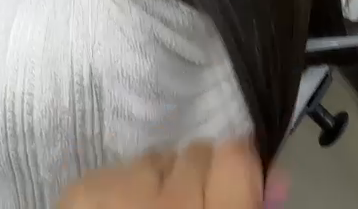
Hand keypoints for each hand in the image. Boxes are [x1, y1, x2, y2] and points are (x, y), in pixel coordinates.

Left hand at [59, 141, 268, 208]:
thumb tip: (273, 179)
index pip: (237, 158)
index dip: (238, 170)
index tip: (233, 187)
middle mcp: (172, 204)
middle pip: (198, 154)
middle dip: (198, 182)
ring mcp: (123, 193)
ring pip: (158, 159)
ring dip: (159, 186)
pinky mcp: (84, 191)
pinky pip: (119, 169)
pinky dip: (123, 192)